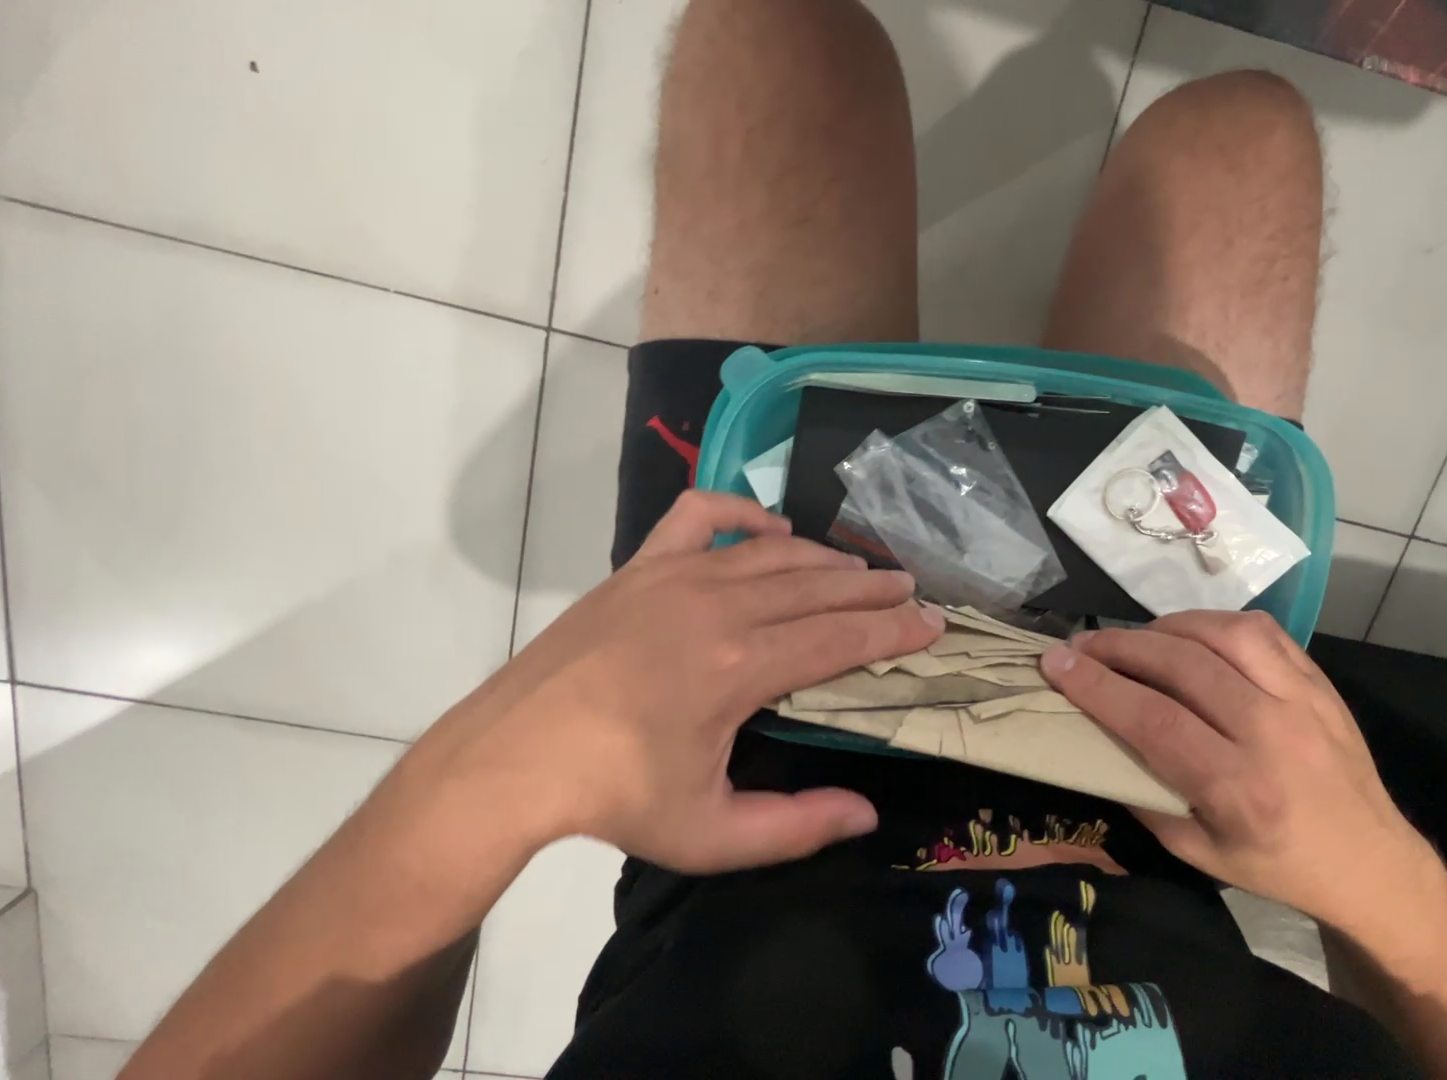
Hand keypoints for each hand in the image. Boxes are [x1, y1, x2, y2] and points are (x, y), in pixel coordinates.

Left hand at [406, 490, 943, 873]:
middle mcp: (719, 606)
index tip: (933, 622)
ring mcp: (676, 576)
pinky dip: (742, 512)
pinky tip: (770, 528)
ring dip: (824, 559)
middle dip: (873, 589)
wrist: (513, 756)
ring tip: (859, 572)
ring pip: (772, 553)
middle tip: (910, 590)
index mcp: (742, 667)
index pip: (841, 638)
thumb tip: (868, 813)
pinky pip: (699, 514)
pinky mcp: (640, 565)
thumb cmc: (615, 797)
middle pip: (818, 586)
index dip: (894, 631)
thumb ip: (796, 827)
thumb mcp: (710, 833)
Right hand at [1039, 611, 1440, 932]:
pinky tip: (1186, 636)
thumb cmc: (1275, 864)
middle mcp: (1273, 734)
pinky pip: (1260, 630)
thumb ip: (1142, 793)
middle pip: (1182, 666)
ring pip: (1223, 633)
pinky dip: (1211, 623)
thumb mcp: (1197, 851)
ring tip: (1132, 640)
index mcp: (1239, 787)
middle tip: (1079, 645)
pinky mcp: (1319, 681)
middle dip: (1118, 647)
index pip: (1154, 719)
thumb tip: (1095, 736)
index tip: (1054, 663)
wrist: (1371, 863)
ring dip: (1164, 627)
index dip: (1097, 686)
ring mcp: (1302, 700)